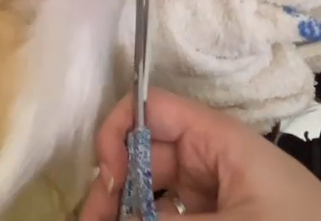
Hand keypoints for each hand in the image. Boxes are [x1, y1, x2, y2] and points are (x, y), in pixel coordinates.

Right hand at [79, 90, 320, 219]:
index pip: (153, 110)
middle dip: (112, 188)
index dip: (119, 132)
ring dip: (128, 211)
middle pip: (144, 159)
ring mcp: (214, 197)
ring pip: (154, 197)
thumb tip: (109, 214)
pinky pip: (175, 217)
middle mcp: (209, 160)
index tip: (105, 178)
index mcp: (215, 138)